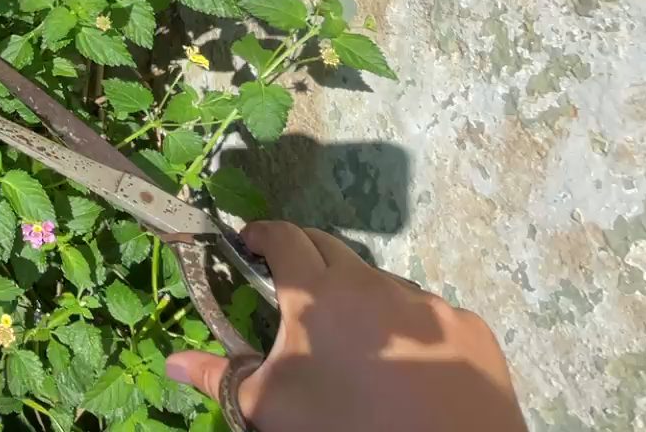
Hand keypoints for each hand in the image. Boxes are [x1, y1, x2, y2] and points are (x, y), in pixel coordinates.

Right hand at [166, 222, 526, 431]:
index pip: (280, 234)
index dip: (259, 235)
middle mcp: (370, 283)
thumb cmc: (346, 429)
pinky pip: (429, 310)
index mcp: (316, 292)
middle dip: (303, 257)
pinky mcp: (472, 329)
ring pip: (378, 277)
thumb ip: (220, 377)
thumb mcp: (272, 408)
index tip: (248, 250)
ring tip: (354, 335)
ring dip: (357, 291)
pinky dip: (409, 323)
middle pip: (326, 246)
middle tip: (292, 290)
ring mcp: (426, 304)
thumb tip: (172, 363)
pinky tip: (409, 362)